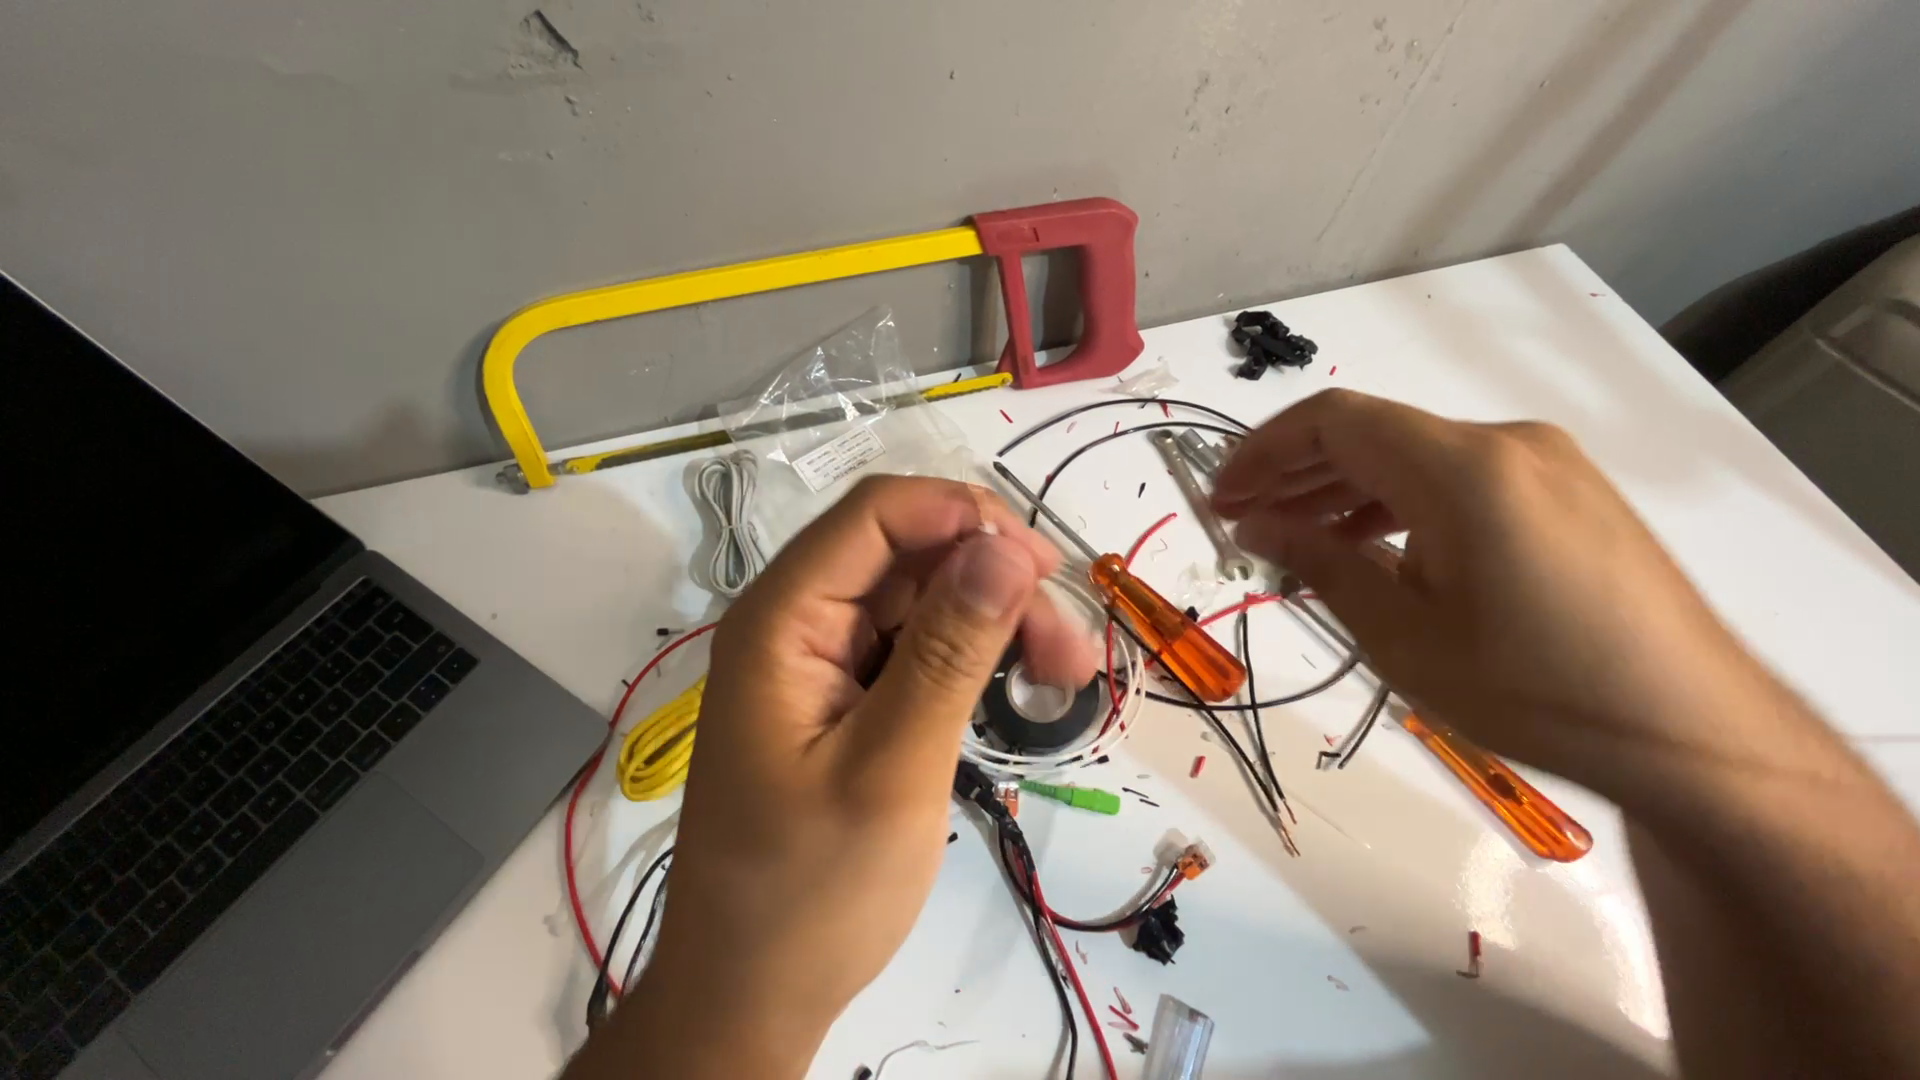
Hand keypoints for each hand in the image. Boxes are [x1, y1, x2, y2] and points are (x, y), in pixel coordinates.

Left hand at [578, 475, 1095, 1078]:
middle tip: (1069, 649)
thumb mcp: (890, 767)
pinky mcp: (849, 697)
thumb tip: (1005, 546)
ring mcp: (824, 660)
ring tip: (1065, 677)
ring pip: (924, 597)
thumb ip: (947, 651)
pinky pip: (918, 646)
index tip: (1043, 569)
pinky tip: (1019, 687)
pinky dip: (973, 657)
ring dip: (996, 620)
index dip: (962, 517)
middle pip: (908, 553)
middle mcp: (799, 621)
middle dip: (994, 580)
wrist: (753, 992)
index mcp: (782, 619)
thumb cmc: (811, 890)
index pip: (875, 515)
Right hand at [1212, 389, 1761, 778]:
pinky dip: (1396, 500)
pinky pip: (1457, 477)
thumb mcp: (1400, 634)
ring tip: (1290, 532)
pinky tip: (1367, 539)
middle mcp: (1506, 443)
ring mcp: (1546, 464)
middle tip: (1240, 519)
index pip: (1335, 422)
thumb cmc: (1531, 688)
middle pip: (1372, 432)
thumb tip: (1253, 525)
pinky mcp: (1567, 493)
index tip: (1220, 498)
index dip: (1263, 452)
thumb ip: (1320, 562)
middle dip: (1293, 471)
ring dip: (1341, 487)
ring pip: (1413, 454)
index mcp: (1463, 467)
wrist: (1693, 735)